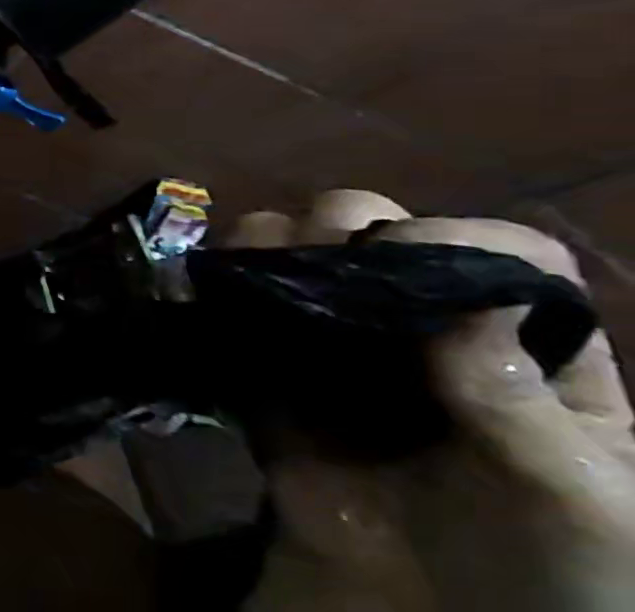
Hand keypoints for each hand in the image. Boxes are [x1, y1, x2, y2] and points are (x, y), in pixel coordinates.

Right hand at [235, 191, 634, 611]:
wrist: (412, 611)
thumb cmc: (536, 569)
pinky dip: (218, 277)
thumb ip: (526, 407)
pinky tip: (219, 290)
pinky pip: (233, 294)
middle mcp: (420, 319)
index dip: (455, 238)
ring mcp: (334, 332)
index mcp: (522, 345)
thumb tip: (466, 301)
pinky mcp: (265, 353)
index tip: (402, 262)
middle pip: (374, 223)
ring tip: (262, 276)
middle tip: (318, 265)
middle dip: (337, 227)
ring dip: (268, 242)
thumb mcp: (579, 503)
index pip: (499, 251)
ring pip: (289, 242)